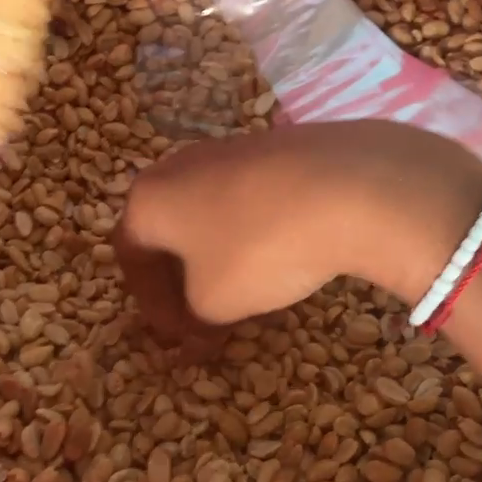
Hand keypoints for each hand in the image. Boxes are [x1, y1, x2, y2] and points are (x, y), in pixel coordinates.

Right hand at [114, 120, 481, 340]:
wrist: (349, 188)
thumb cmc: (260, 249)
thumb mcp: (213, 302)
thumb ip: (193, 314)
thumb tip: (200, 316)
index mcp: (149, 198)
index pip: (131, 256)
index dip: (152, 304)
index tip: (181, 335)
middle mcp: (180, 164)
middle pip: (169, 230)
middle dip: (185, 280)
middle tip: (207, 318)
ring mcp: (230, 148)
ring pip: (211, 213)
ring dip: (220, 257)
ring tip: (248, 293)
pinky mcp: (277, 145)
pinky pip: (249, 198)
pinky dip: (253, 231)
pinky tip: (283, 256)